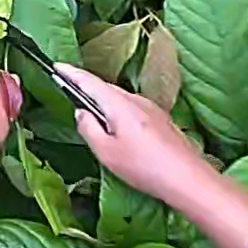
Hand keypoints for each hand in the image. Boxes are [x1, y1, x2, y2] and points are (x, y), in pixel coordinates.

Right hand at [53, 63, 247, 247]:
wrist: (191, 181)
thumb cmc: (144, 166)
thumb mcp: (105, 151)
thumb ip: (87, 127)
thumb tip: (82, 112)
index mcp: (119, 104)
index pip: (89, 82)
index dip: (71, 73)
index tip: (56, 65)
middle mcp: (136, 100)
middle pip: (105, 88)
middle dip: (86, 87)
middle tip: (68, 89)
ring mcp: (152, 109)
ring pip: (119, 98)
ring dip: (103, 100)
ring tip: (91, 112)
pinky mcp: (161, 120)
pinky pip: (131, 107)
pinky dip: (117, 109)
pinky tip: (116, 126)